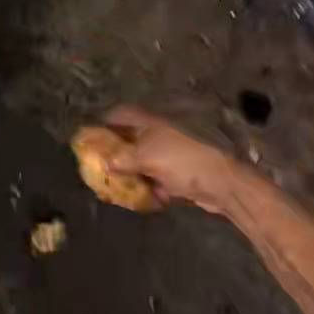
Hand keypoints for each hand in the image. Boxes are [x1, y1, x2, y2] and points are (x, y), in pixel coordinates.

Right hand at [103, 106, 246, 214]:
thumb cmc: (182, 160)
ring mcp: (170, 150)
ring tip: (125, 192)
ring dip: (135, 176)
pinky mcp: (180, 170)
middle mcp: (158, 131)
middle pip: (130, 140)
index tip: (91, 143)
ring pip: (143, 161)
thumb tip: (104, 163)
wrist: (222, 181)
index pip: (120, 115)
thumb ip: (122, 159)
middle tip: (104, 173)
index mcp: (149, 120)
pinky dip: (154, 186)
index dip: (104, 127)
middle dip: (118, 157)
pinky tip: (155, 199)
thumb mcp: (147, 157)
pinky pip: (158, 176)